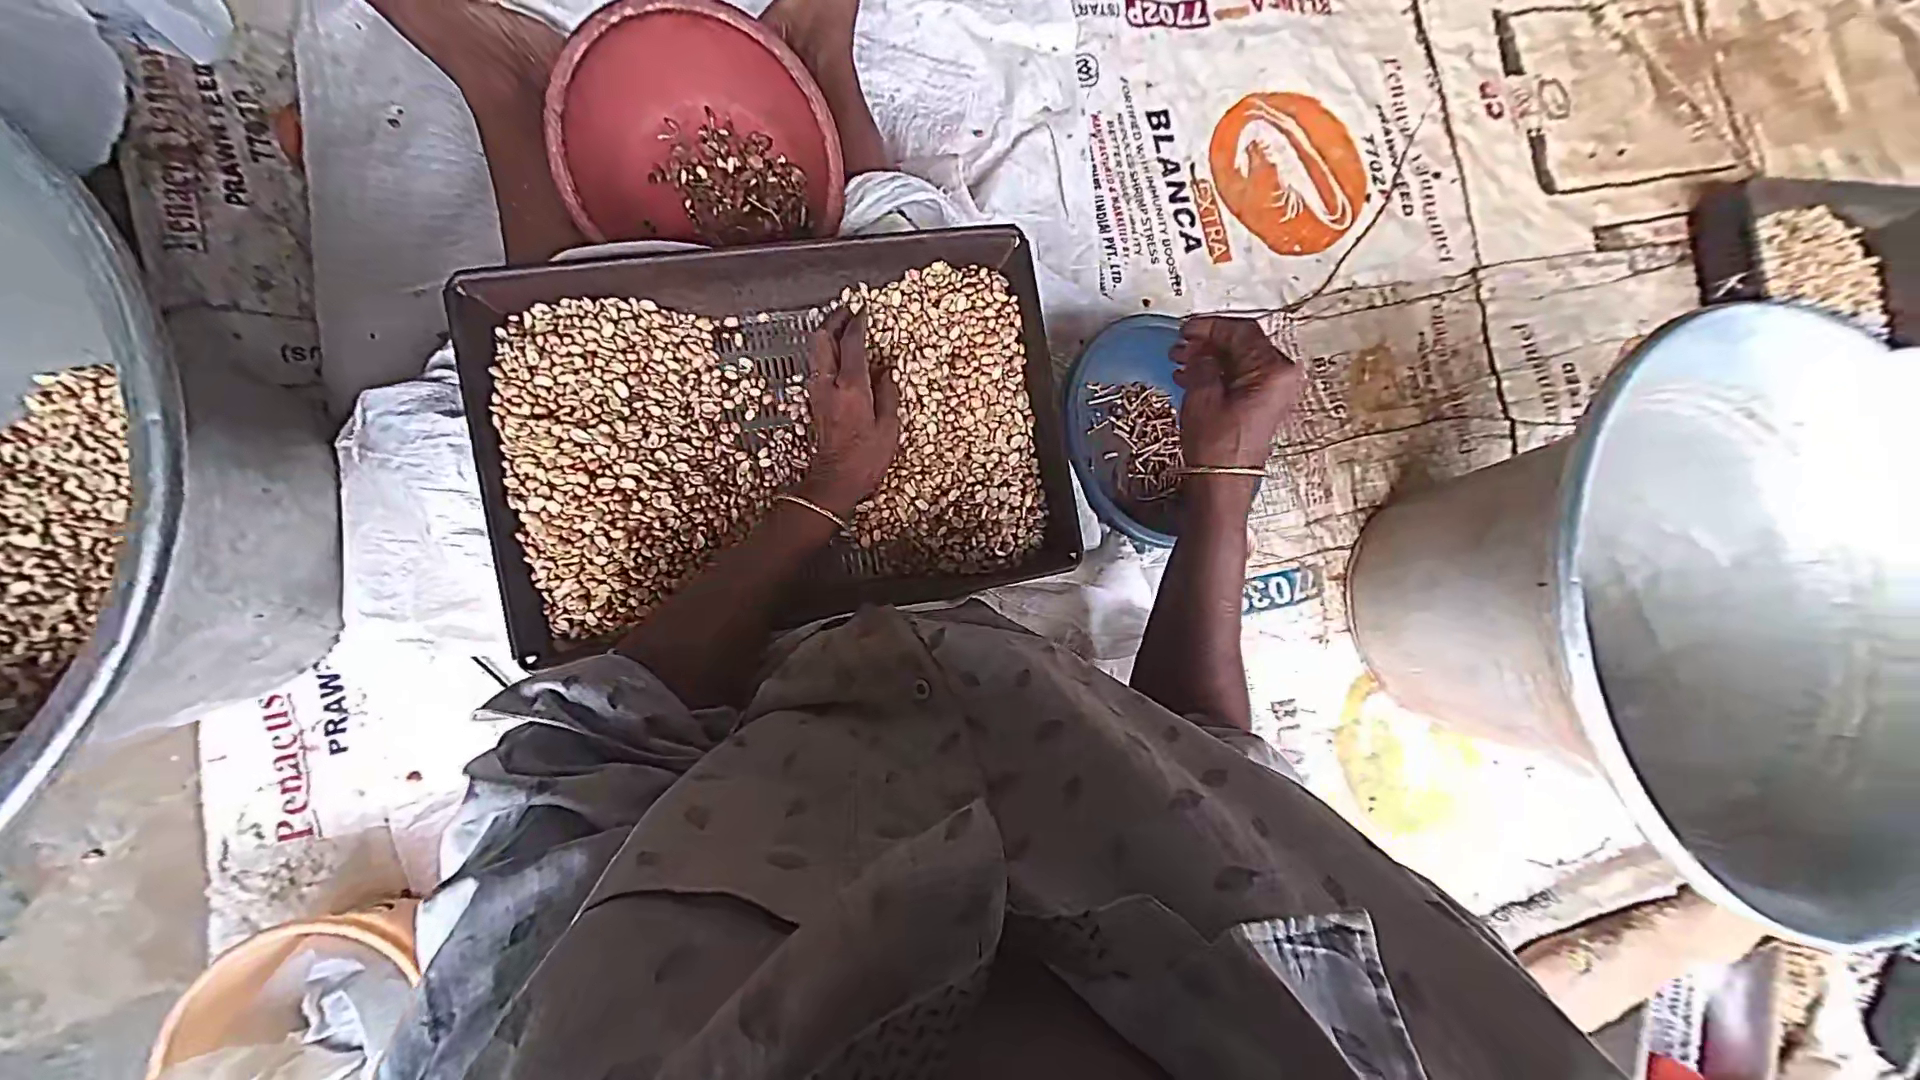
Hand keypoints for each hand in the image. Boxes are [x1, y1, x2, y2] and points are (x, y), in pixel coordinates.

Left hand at [798, 309, 901, 514]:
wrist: (835, 481)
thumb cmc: (864, 459)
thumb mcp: (888, 427)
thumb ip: (888, 394)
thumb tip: (887, 372)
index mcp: (851, 387)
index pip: (852, 343)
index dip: (858, 323)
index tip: (864, 311)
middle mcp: (829, 385)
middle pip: (822, 339)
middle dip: (833, 320)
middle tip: (847, 312)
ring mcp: (818, 393)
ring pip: (816, 352)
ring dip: (827, 336)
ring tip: (842, 331)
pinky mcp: (814, 403)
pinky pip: (819, 368)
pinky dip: (828, 356)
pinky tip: (841, 360)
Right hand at [1170, 316, 1301, 470]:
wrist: (1222, 484)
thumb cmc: (1216, 446)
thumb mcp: (1202, 397)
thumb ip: (1202, 364)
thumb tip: (1199, 351)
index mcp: (1272, 370)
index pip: (1242, 332)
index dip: (1210, 326)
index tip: (1186, 329)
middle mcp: (1280, 377)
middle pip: (1243, 345)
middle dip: (1208, 342)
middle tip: (1180, 345)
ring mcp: (1272, 392)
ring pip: (1238, 361)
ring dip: (1209, 357)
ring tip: (1180, 360)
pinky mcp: (1261, 405)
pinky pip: (1239, 378)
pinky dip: (1215, 373)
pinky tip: (1190, 376)